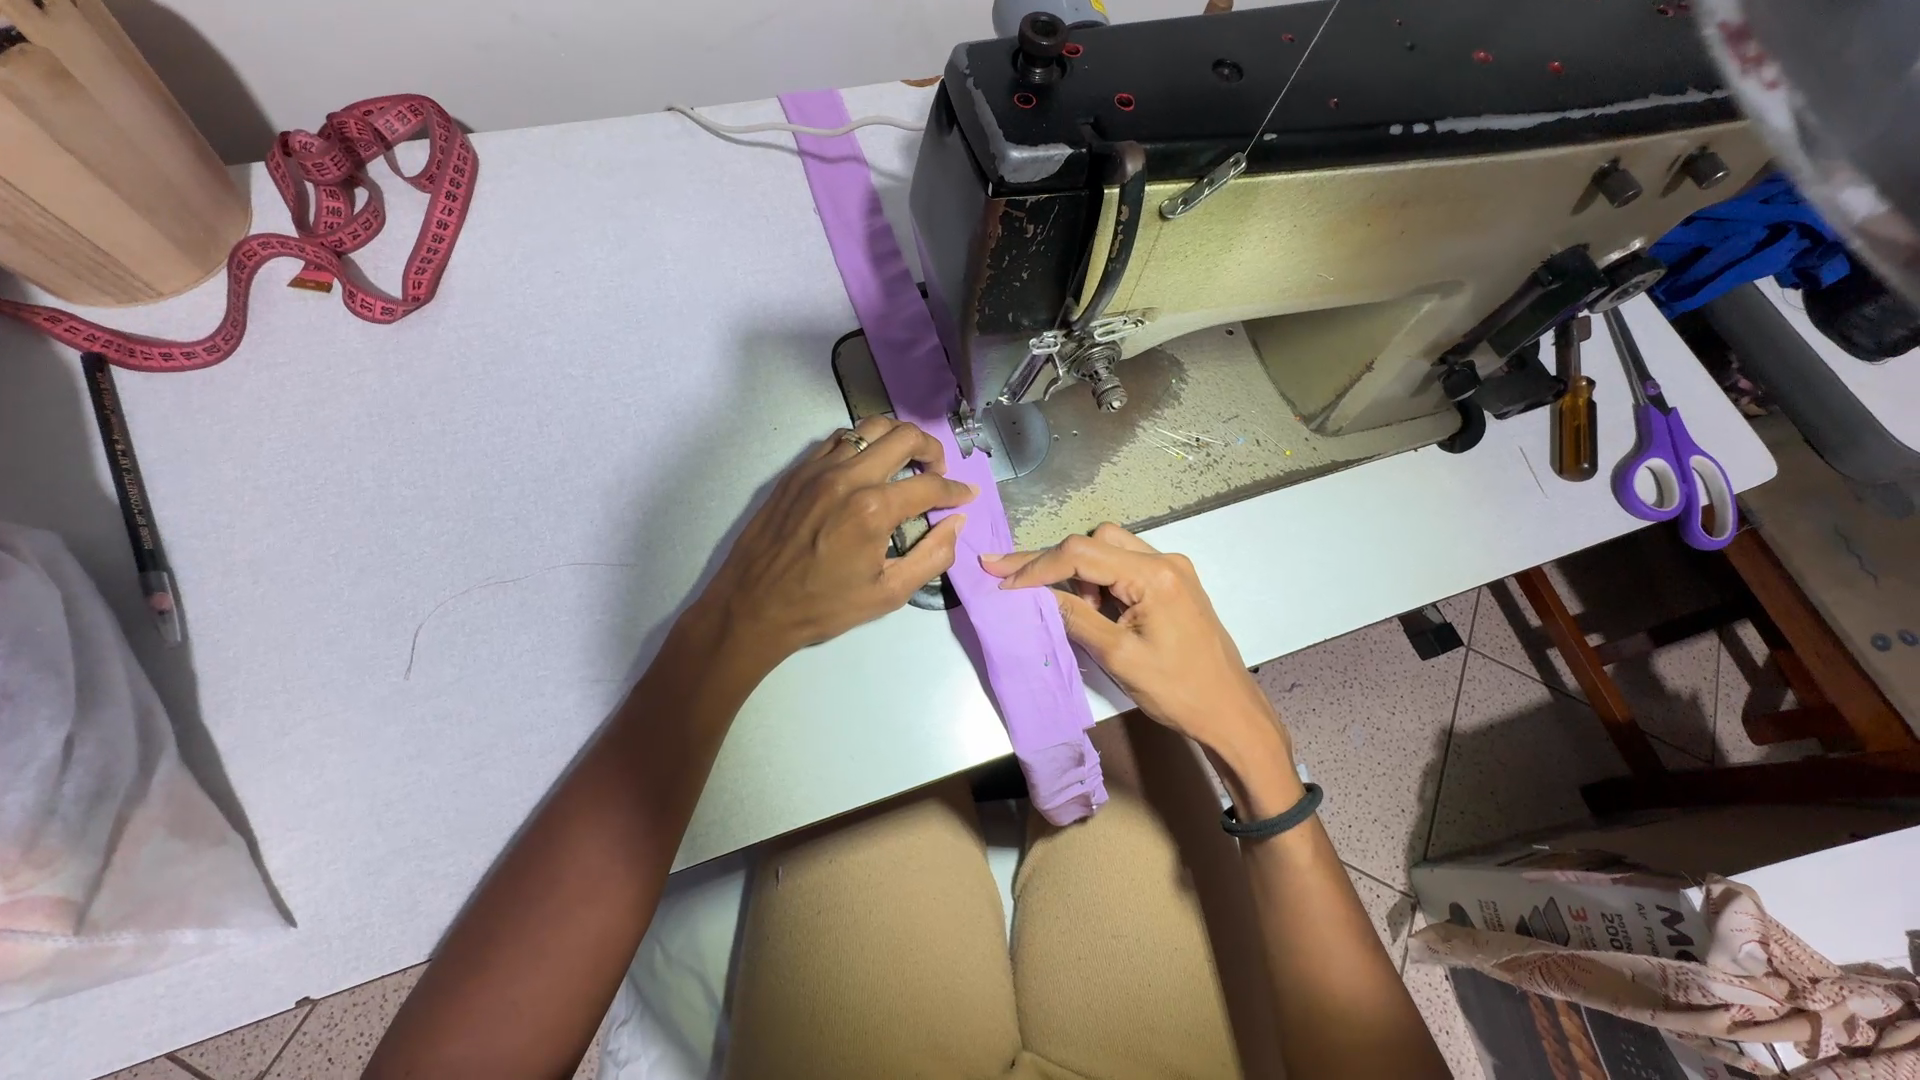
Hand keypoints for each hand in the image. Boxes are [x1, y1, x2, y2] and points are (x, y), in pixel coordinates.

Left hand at [693, 416, 975, 668]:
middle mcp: (847, 477)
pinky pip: (839, 439)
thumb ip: (932, 556)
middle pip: (904, 436)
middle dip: (932, 450)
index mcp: (872, 510)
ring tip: (906, 462)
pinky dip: (863, 444)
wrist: (753, 606)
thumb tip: (956, 522)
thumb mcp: (888, 594)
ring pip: (869, 428)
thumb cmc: (823, 607)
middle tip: (938, 473)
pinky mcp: (797, 471)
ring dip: (897, 439)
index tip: (966, 496)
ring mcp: (817, 468)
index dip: (956, 491)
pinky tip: (867, 467)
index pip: (929, 486)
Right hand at [982, 524, 1294, 788]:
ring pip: (1110, 549)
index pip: (1081, 554)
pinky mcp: (1174, 583)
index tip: (1001, 580)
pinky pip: (1126, 565)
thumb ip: (1074, 617)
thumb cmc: (1177, 690)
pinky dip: (1101, 580)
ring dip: (1080, 571)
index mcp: (1154, 575)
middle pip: (1095, 540)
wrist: (1230, 712)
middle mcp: (1165, 560)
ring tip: (1073, 609)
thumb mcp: (1117, 656)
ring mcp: (1173, 569)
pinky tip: (1094, 608)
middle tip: (1016, 583)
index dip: (1036, 566)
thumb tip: (1033, 595)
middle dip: (1055, 561)